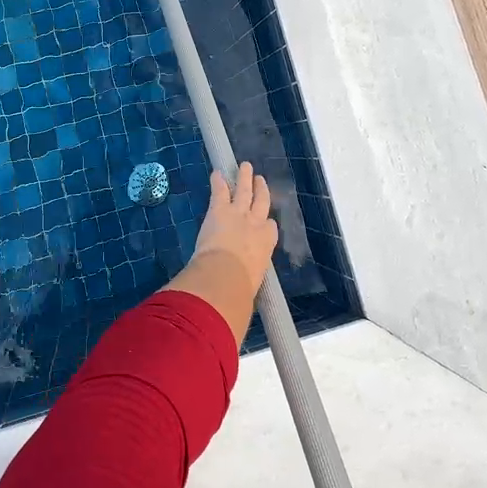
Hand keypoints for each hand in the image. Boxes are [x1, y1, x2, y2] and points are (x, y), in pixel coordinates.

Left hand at [166, 162, 279, 345]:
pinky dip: (218, 181)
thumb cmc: (238, 289)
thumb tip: (235, 320)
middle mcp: (255, 226)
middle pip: (261, 203)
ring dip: (244, 178)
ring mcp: (238, 214)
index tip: (263, 220)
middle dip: (261, 191)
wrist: (225, 274)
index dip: (265, 224)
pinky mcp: (219, 208)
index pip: (270, 230)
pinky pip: (220, 190)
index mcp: (266, 247)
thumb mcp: (247, 292)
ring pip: (244, 191)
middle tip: (260, 179)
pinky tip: (216, 172)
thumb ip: (243, 297)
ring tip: (245, 167)